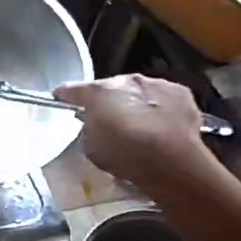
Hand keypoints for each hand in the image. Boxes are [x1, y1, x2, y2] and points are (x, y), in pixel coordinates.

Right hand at [54, 74, 215, 188]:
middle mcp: (127, 80)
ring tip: (138, 126)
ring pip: (138, 91)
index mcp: (99, 92)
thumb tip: (92, 124)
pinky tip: (161, 127)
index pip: (74, 89)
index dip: (65, 95)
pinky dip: (159, 109)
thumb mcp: (92, 148)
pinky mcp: (181, 92)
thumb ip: (88, 130)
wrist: (170, 160)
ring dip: (135, 103)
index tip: (60, 98)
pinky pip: (162, 98)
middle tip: (107, 121)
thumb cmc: (124, 156)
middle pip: (110, 88)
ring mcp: (156, 84)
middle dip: (107, 101)